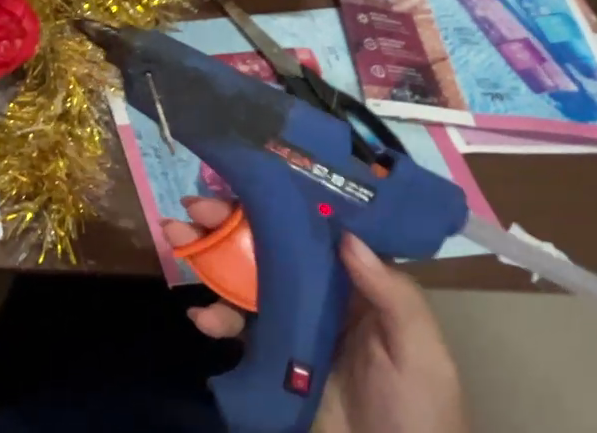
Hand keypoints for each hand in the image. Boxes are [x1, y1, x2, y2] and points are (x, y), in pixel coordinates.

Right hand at [165, 198, 467, 432]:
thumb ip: (392, 295)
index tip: (240, 187)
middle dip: (225, 224)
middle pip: (265, 249)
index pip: (308, 234)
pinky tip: (202, 318)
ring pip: (241, 279)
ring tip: (176, 240)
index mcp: (354, 286)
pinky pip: (233, 325)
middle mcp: (317, 296)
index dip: (273, 207)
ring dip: (206, 259)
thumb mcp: (420, 353)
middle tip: (192, 209)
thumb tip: (345, 235)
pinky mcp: (267, 354)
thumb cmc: (417, 410)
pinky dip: (212, 316)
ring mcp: (289, 324)